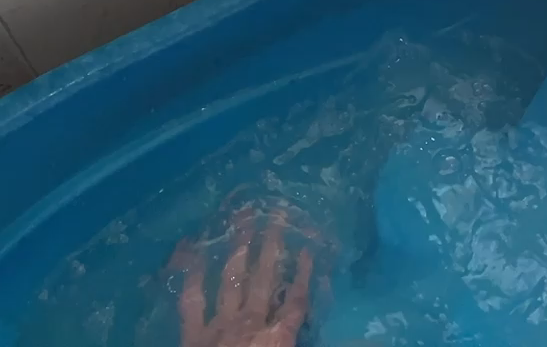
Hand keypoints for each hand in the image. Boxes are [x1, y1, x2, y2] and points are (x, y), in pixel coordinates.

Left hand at [172, 208, 313, 346]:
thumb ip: (297, 335)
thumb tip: (354, 338)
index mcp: (276, 340)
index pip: (295, 302)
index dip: (303, 274)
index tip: (309, 248)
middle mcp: (250, 324)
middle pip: (265, 278)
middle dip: (272, 244)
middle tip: (277, 212)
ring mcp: (219, 326)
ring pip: (232, 278)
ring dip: (239, 246)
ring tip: (243, 217)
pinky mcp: (193, 335)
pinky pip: (192, 300)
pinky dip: (192, 273)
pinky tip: (193, 247)